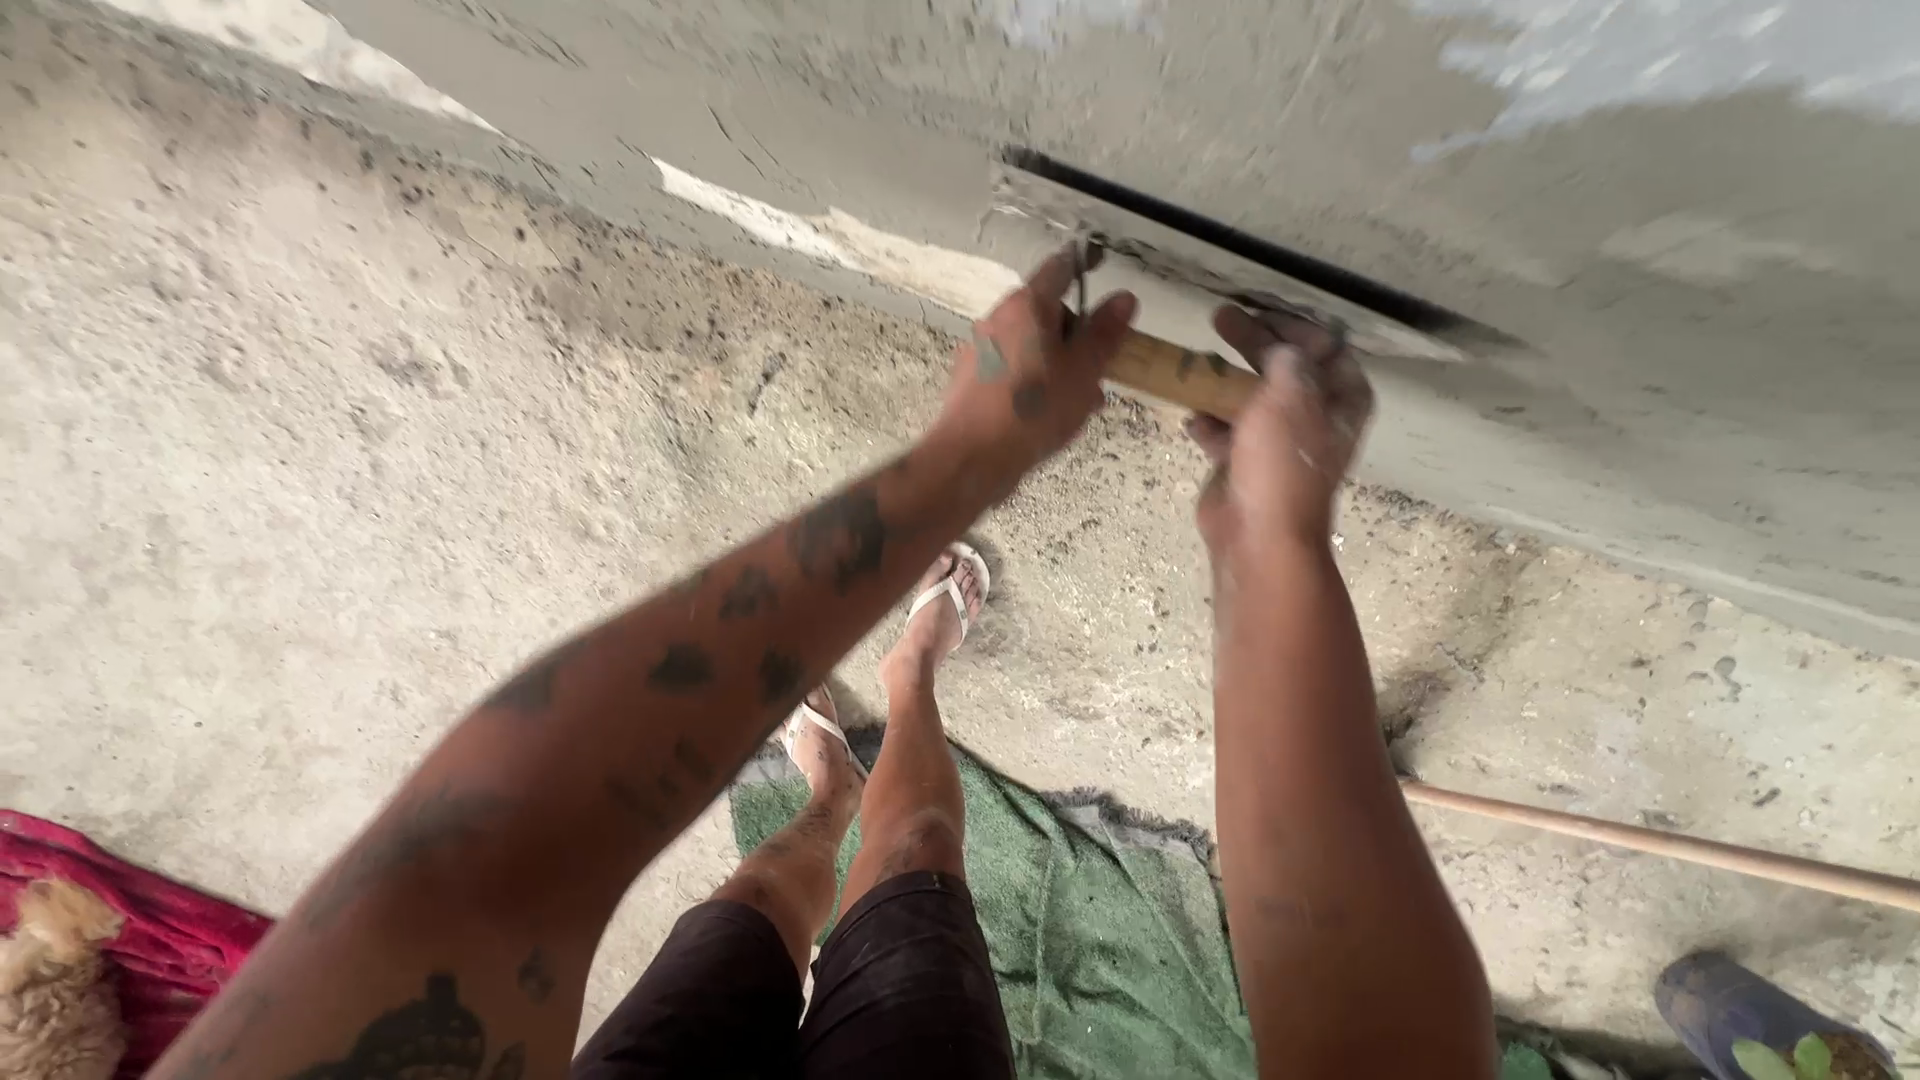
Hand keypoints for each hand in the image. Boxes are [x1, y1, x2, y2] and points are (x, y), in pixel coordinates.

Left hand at [933, 245, 1137, 479]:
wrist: (970, 460)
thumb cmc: (1033, 411)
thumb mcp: (1083, 372)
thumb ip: (1104, 333)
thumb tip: (1123, 298)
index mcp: (1025, 307)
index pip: (1059, 268)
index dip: (1083, 262)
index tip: (1101, 260)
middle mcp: (997, 321)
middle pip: (1045, 314)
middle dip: (1076, 337)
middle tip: (1100, 369)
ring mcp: (979, 354)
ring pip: (1031, 349)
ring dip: (1060, 367)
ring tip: (1081, 405)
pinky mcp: (971, 385)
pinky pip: (1013, 374)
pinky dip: (1035, 386)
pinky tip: (1048, 420)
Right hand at [1186, 304, 1373, 557]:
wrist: (1258, 534)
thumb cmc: (1281, 463)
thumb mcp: (1289, 398)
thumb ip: (1287, 362)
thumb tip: (1282, 348)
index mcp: (1341, 400)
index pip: (1325, 347)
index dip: (1294, 325)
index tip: (1259, 309)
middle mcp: (1313, 417)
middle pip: (1283, 367)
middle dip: (1252, 342)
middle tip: (1219, 318)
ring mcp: (1277, 442)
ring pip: (1250, 398)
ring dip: (1224, 381)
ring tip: (1197, 365)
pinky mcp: (1244, 463)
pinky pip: (1224, 432)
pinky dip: (1209, 423)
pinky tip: (1193, 416)